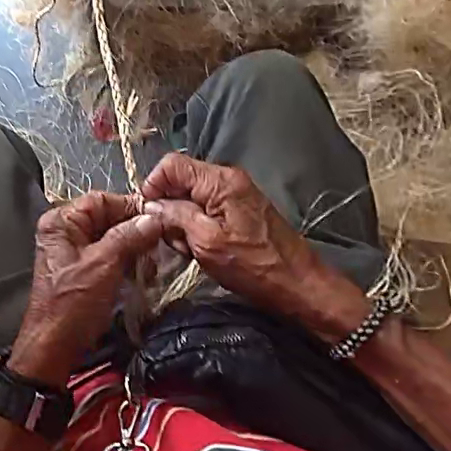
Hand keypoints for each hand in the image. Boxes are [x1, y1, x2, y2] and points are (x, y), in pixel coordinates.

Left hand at [9, 192, 164, 384]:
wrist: (55, 346)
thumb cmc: (72, 304)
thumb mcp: (103, 265)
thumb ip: (128, 237)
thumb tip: (153, 218)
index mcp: (60, 222)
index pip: (100, 200)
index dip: (130, 206)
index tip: (158, 217)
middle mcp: (65, 232)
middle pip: (108, 219)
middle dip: (135, 232)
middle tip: (158, 243)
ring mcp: (74, 252)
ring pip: (113, 239)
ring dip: (134, 250)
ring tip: (150, 265)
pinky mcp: (84, 271)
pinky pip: (110, 257)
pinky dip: (127, 264)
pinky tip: (142, 275)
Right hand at [139, 153, 367, 342]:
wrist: (300, 286)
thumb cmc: (255, 266)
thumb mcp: (206, 241)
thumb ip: (175, 216)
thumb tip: (151, 205)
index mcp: (220, 181)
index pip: (170, 164)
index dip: (153, 186)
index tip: (150, 215)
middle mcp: (227, 179)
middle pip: (178, 180)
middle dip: (168, 208)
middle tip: (173, 238)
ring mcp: (234, 193)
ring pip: (188, 196)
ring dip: (180, 221)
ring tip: (190, 248)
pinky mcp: (237, 209)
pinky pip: (203, 208)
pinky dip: (194, 226)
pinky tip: (201, 248)